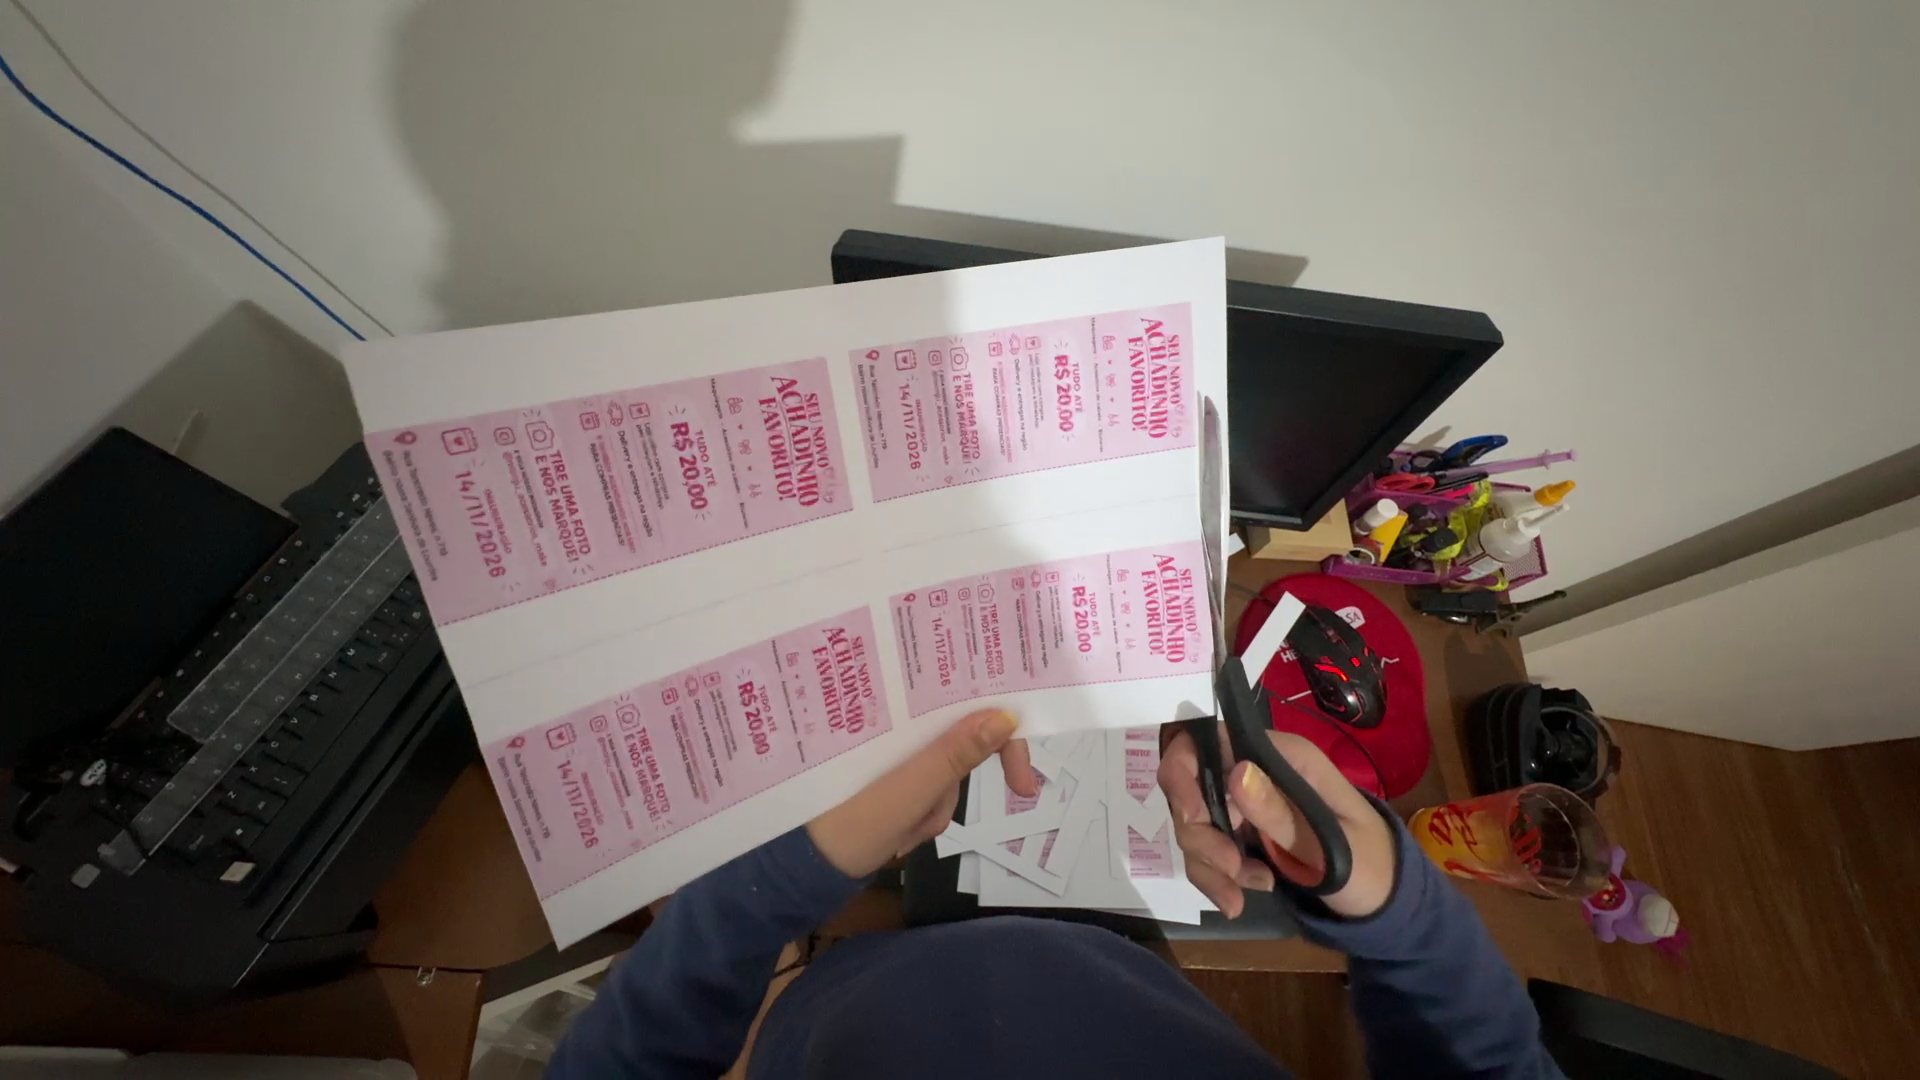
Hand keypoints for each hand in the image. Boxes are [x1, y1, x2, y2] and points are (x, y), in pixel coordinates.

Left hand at [806, 709, 1036, 878]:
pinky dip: (919, 814)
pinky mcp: (880, 775)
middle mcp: (889, 722)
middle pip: (955, 738)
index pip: (958, 702)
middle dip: (956, 785)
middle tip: (969, 815)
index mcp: (891, 711)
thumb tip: (1006, 716)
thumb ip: (952, 757)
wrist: (787, 873)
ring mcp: (884, 750)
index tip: (1023, 782)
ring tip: (902, 833)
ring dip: (934, 806)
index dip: (998, 733)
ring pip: (941, 770)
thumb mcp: (903, 795)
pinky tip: (897, 834)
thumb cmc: (840, 828)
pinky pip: (922, 788)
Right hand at [1159, 726, 1395, 918]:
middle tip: (1228, 868)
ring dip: (1207, 861)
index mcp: (1281, 756)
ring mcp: (1244, 802)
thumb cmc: (1371, 867)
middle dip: (1198, 832)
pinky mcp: (1238, 833)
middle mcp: (1256, 770)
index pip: (1209, 740)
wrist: (1385, 908)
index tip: (1191, 818)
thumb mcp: (1330, 847)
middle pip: (1191, 784)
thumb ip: (1279, 813)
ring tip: (1241, 894)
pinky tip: (1239, 897)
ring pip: (1192, 821)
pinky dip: (1213, 877)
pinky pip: (1203, 848)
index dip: (1184, 772)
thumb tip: (1235, 771)